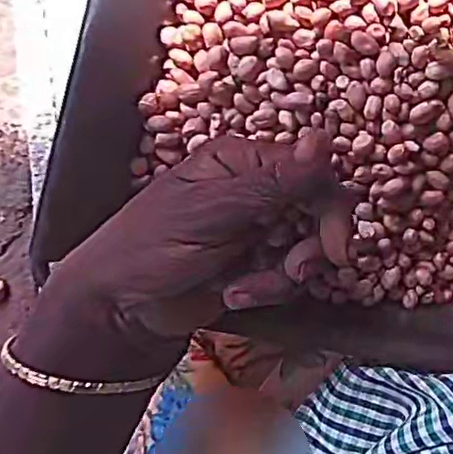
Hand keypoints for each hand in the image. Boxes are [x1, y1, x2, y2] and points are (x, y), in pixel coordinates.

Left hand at [28, 131, 357, 379]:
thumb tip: (324, 139)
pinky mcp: (260, 261)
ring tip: (245, 287)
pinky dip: (269, 288)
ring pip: (309, 245)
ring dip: (284, 274)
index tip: (337, 244)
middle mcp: (259, 189)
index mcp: (244, 162)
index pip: (313, 172)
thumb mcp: (212, 212)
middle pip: (320, 210)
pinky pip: (292, 273)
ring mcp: (261, 226)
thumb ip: (274, 180)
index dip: (331, 207)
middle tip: (295, 271)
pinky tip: (234, 293)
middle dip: (311, 246)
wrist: (115, 314)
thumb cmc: (148, 250)